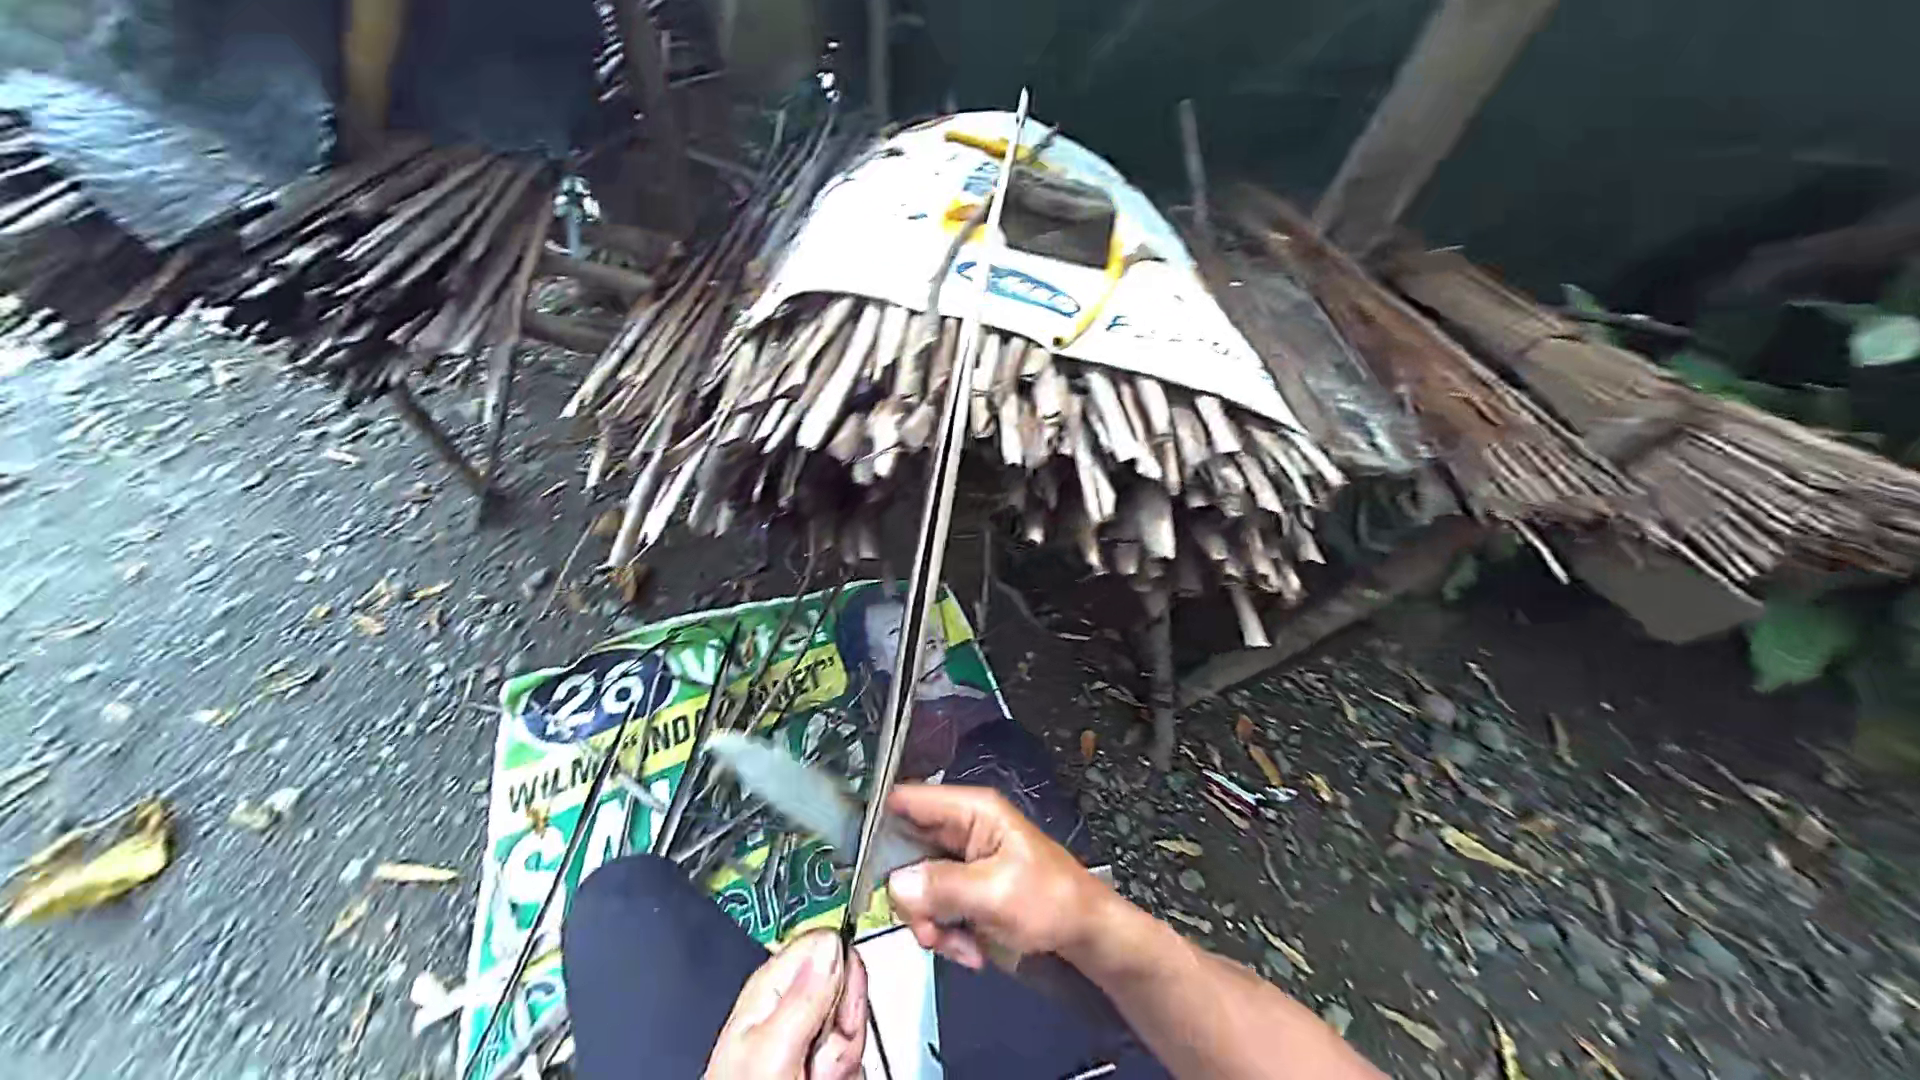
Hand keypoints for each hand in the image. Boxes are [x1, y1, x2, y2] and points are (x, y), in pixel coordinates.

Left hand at [705, 930, 867, 1079]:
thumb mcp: (771, 1054)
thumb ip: (804, 996)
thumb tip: (831, 943)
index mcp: (767, 990)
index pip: (826, 945)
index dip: (841, 974)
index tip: (833, 1011)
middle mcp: (785, 1007)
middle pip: (846, 987)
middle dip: (844, 1025)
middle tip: (817, 1059)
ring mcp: (803, 1038)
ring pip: (853, 1026)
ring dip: (843, 1059)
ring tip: (810, 1079)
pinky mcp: (818, 1064)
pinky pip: (854, 1057)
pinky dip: (843, 1077)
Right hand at [884, 784, 1112, 968]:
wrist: (1083, 936)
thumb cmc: (1051, 900)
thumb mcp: (997, 893)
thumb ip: (943, 886)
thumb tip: (896, 883)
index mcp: (971, 811)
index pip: (910, 800)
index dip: (880, 822)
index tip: (860, 862)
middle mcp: (960, 830)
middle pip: (904, 850)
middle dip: (911, 894)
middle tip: (928, 927)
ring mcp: (959, 861)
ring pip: (914, 886)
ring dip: (929, 921)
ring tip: (958, 944)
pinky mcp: (961, 889)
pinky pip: (931, 908)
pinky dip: (942, 933)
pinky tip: (969, 948)